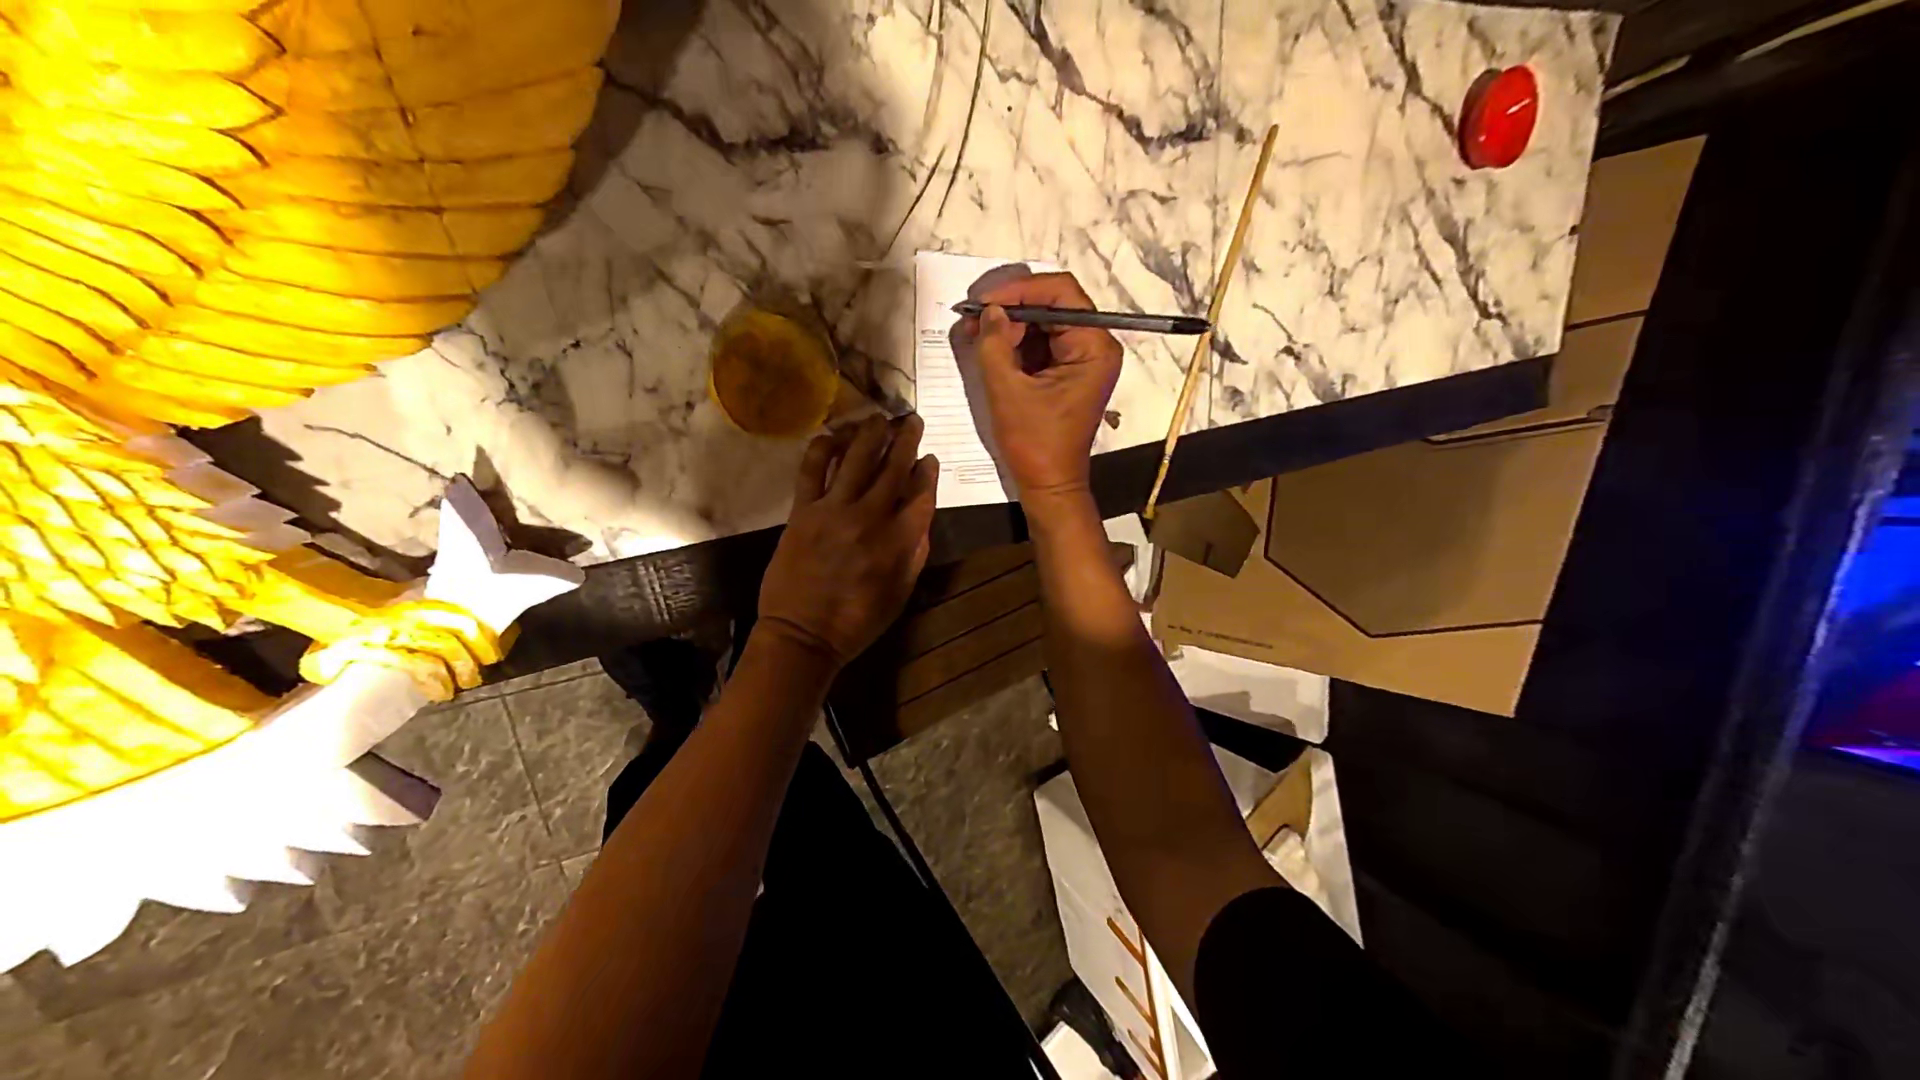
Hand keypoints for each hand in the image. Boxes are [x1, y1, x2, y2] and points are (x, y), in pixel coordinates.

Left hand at [757, 414, 938, 668]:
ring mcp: (834, 510)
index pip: (921, 494)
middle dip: (905, 439)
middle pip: (892, 468)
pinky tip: (832, 434)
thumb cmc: (857, 620)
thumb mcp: (901, 592)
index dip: (928, 472)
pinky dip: (823, 448)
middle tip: (910, 419)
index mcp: (899, 541)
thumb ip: (916, 552)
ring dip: (870, 434)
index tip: (929, 457)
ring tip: (879, 418)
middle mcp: (870, 517)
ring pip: (856, 459)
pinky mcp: (803, 511)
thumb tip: (921, 517)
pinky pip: (813, 470)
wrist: (803, 634)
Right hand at [958, 272, 1122, 503]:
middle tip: (972, 318)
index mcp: (1094, 347)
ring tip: (973, 331)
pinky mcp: (1066, 372)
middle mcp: (1095, 345)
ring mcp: (1081, 359)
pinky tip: (987, 345)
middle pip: (1052, 305)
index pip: (1062, 294)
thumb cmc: (1034, 443)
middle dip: (1010, 308)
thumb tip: (987, 311)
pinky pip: (1040, 344)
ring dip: (1008, 324)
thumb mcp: (1007, 391)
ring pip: (1043, 323)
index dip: (1020, 289)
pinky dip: (1014, 342)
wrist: (1048, 485)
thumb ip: (994, 344)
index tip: (984, 301)